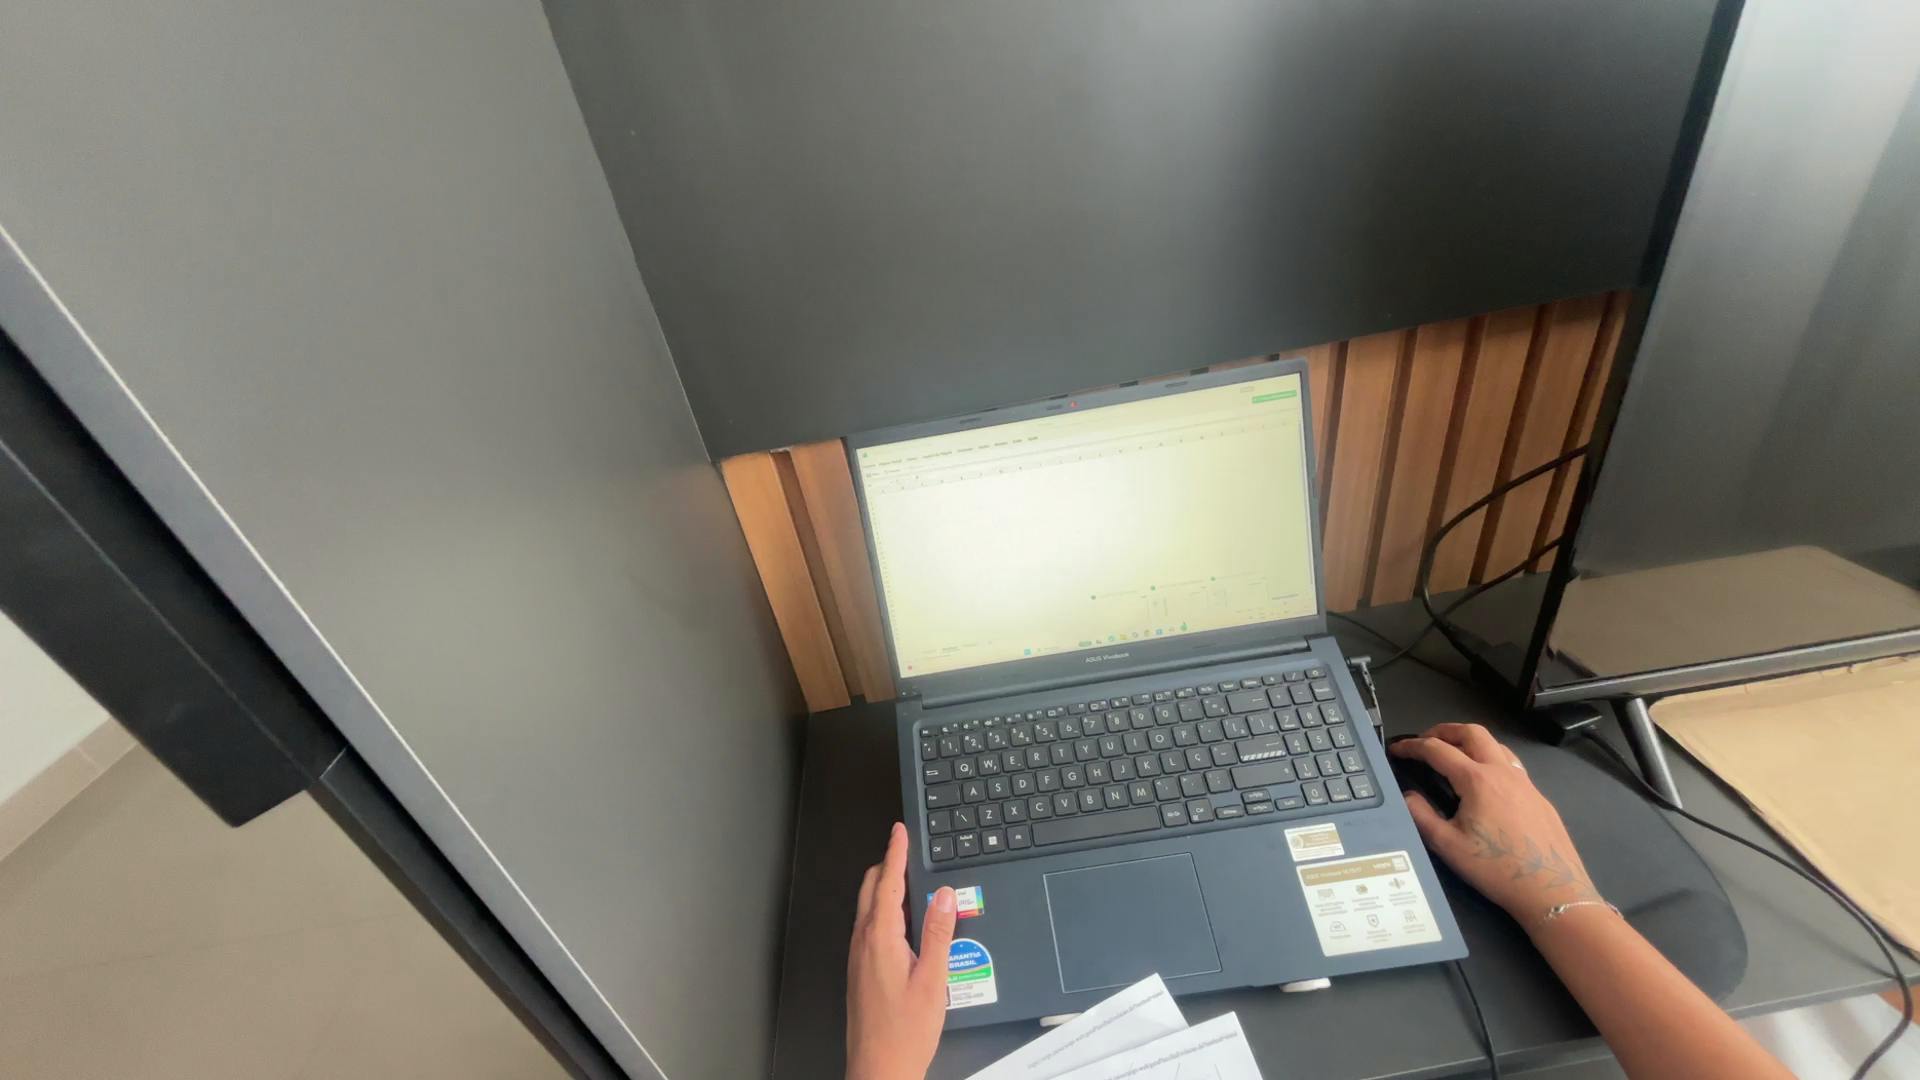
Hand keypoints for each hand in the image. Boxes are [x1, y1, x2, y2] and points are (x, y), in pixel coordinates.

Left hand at [846, 823, 956, 1079]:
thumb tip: (944, 894)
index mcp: (880, 937)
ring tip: (913, 883)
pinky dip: (885, 908)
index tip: (900, 830)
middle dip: (889, 864)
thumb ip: (939, 934)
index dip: (895, 852)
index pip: (888, 881)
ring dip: (887, 887)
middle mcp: (863, 940)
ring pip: (869, 905)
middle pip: (872, 887)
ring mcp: (858, 955)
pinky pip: (869, 924)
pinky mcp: (860, 968)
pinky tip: (905, 921)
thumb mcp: (933, 980)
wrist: (879, 1072)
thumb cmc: (905, 1033)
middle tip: (908, 851)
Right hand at [1391, 723, 1601, 926]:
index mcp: (1478, 781)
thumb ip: (1419, 814)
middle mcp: (1504, 774)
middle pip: (1472, 732)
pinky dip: (1490, 762)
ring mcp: (1527, 786)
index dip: (1411, 745)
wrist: (1556, 895)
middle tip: (1426, 741)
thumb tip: (1408, 796)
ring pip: (1496, 746)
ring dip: (1470, 743)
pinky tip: (1484, 786)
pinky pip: (1512, 767)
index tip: (1397, 750)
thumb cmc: (1497, 869)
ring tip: (1454, 757)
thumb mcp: (1446, 845)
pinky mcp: (1541, 801)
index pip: (1437, 749)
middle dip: (1444, 730)